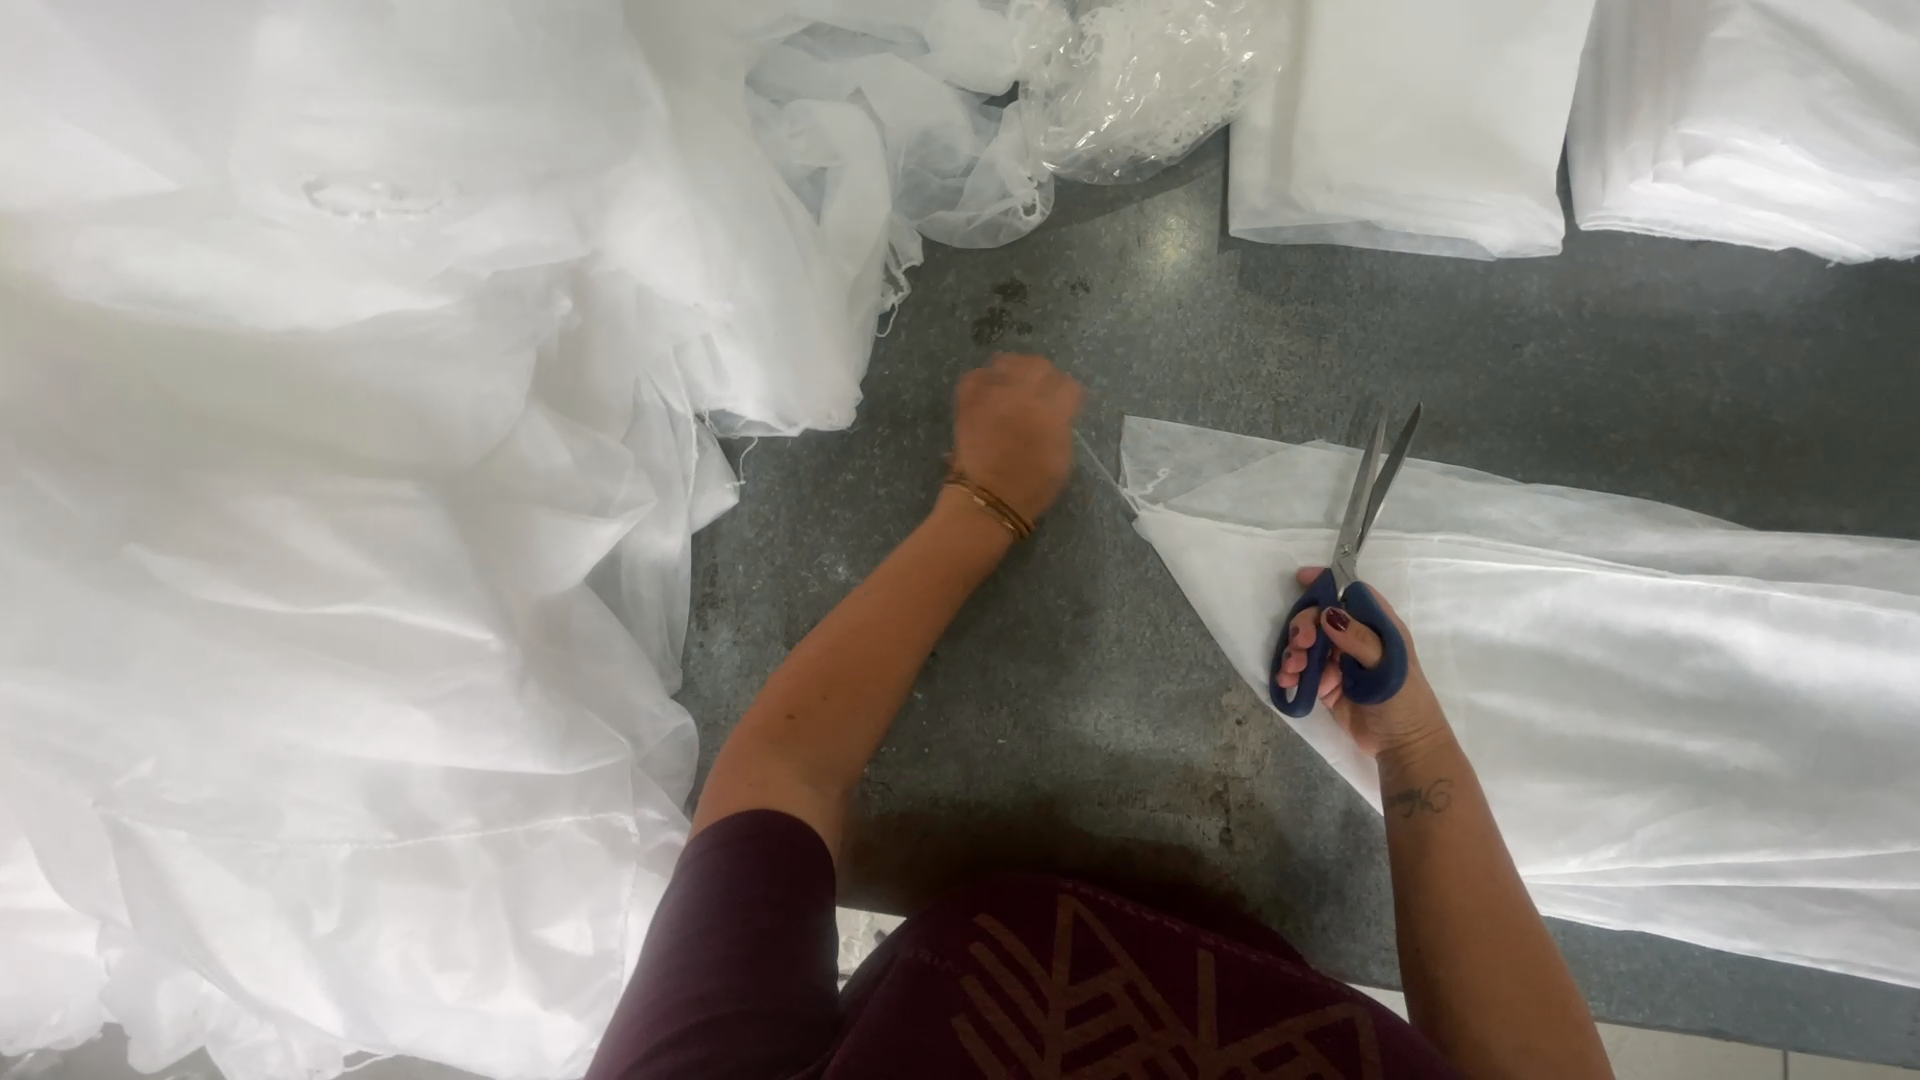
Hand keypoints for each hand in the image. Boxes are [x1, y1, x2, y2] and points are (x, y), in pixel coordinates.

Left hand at [951, 353, 1085, 522]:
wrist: (987, 499)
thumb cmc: (1031, 488)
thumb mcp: (1062, 460)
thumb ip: (1062, 427)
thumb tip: (1057, 412)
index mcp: (1052, 414)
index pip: (1069, 386)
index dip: (1069, 394)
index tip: (1065, 402)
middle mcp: (1023, 396)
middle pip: (1039, 365)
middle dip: (1044, 376)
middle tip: (1040, 390)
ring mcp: (993, 395)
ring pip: (1007, 361)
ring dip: (1014, 371)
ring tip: (1013, 387)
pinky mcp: (968, 400)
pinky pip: (976, 375)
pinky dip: (985, 380)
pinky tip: (989, 392)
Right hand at [1274, 567, 1447, 756]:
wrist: (1402, 748)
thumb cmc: (1404, 703)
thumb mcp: (1388, 668)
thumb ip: (1360, 639)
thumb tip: (1328, 613)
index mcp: (1379, 628)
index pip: (1352, 593)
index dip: (1328, 583)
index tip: (1300, 579)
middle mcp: (1357, 639)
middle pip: (1320, 617)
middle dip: (1303, 626)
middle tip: (1299, 644)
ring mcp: (1339, 660)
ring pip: (1307, 643)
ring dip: (1293, 652)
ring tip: (1291, 670)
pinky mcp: (1326, 682)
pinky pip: (1302, 668)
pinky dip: (1291, 672)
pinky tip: (1288, 681)